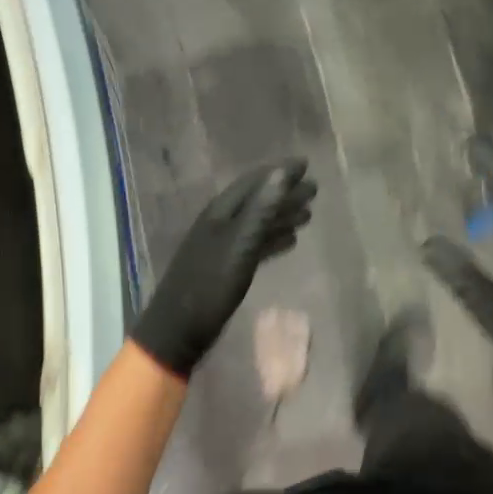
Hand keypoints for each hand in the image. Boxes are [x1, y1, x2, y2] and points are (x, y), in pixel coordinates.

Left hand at [132, 161, 317, 377]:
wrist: (178, 329)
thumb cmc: (209, 286)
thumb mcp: (239, 246)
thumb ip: (260, 210)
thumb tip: (281, 173)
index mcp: (219, 214)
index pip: (253, 183)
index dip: (279, 173)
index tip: (305, 164)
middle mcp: (219, 224)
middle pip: (256, 202)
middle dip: (284, 193)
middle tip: (314, 189)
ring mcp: (221, 247)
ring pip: (256, 224)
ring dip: (281, 217)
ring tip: (308, 214)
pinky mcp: (224, 268)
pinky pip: (254, 245)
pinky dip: (272, 240)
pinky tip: (289, 243)